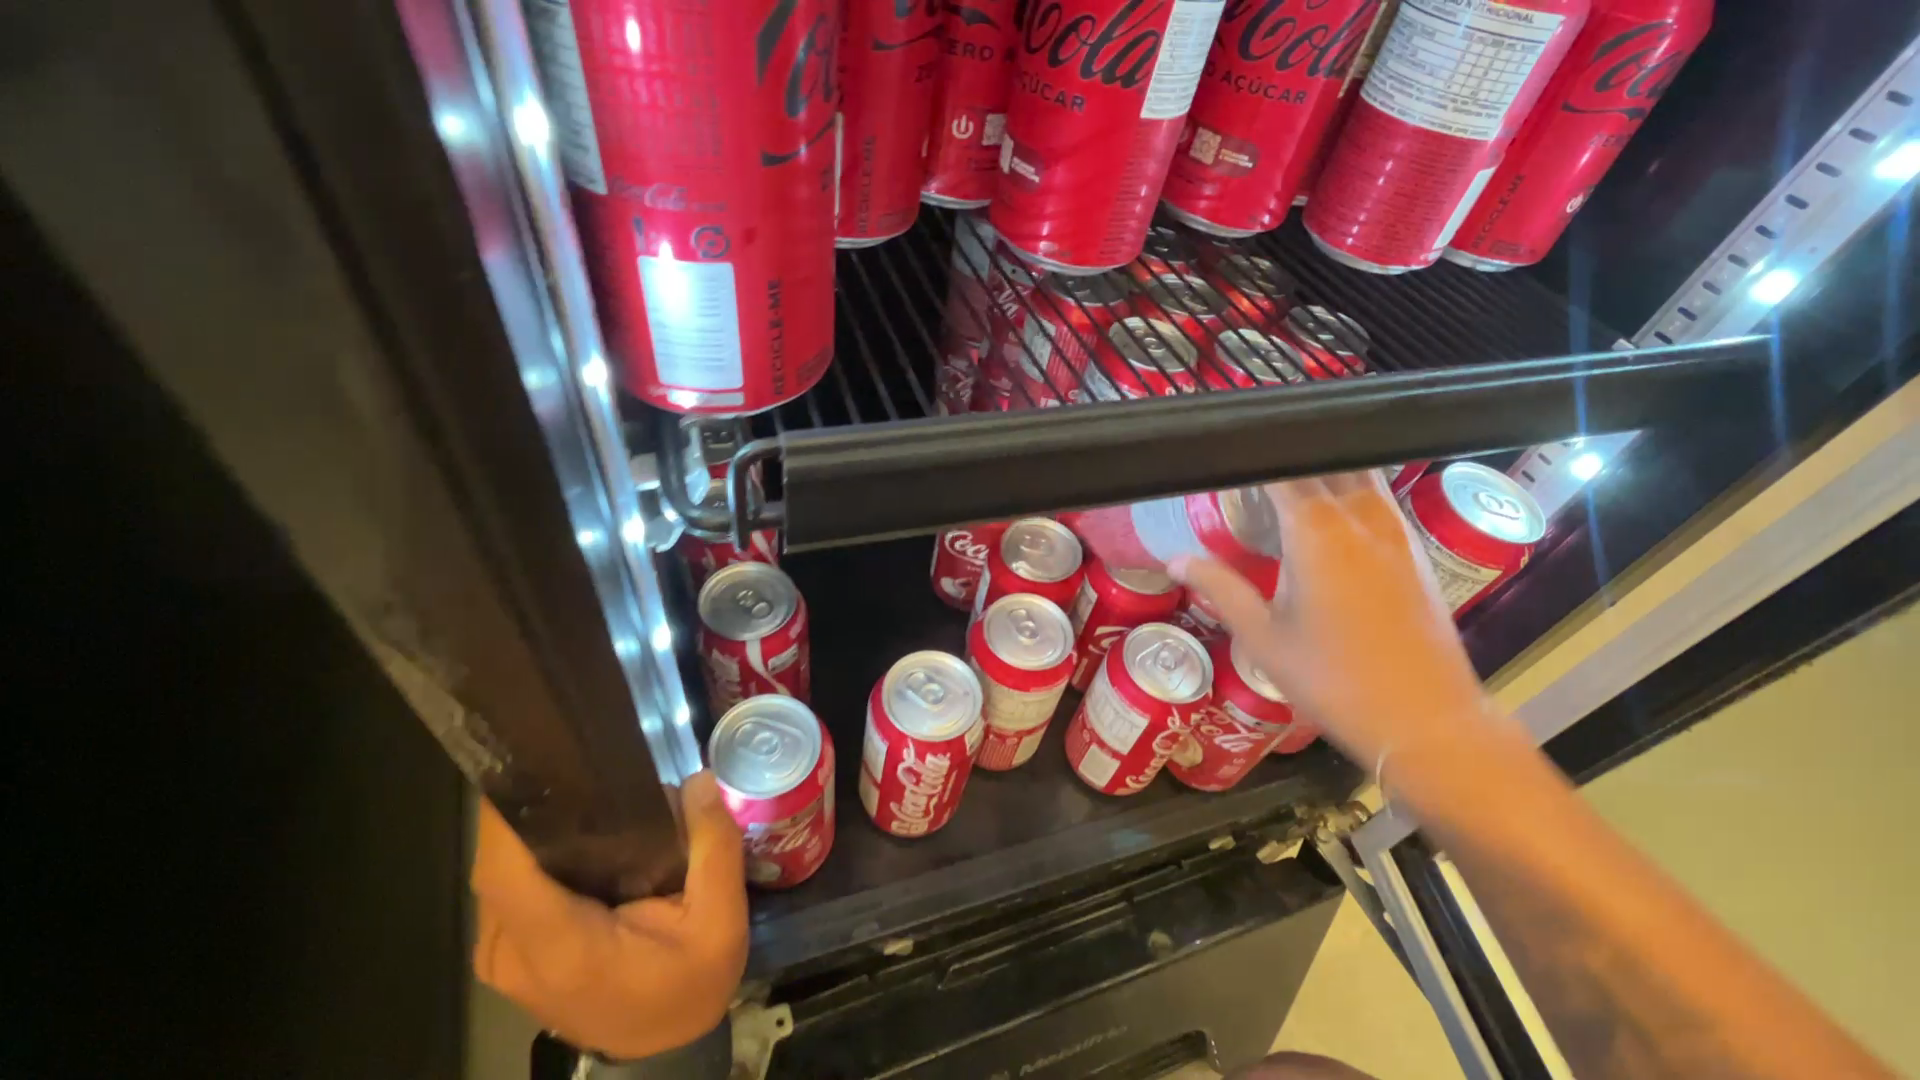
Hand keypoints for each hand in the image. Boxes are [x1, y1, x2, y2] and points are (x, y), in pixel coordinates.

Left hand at [470, 772, 748, 1059]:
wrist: (661, 1049)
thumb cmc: (688, 987)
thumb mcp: (721, 920)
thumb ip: (713, 849)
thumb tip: (699, 780)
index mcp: (562, 947)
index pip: (506, 871)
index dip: (506, 813)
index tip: (535, 759)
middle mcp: (513, 954)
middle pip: (500, 863)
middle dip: (534, 809)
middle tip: (583, 764)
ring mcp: (500, 958)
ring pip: (499, 872)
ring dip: (531, 832)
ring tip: (584, 793)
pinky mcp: (504, 955)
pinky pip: (507, 890)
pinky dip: (531, 857)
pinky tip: (575, 837)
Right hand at [1169, 472, 1490, 769]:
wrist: (1425, 719)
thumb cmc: (1333, 681)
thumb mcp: (1264, 638)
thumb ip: (1220, 588)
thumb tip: (1176, 559)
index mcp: (1317, 529)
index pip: (1280, 468)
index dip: (1250, 459)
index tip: (1223, 461)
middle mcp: (1360, 515)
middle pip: (1322, 461)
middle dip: (1285, 459)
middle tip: (1250, 476)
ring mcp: (1396, 530)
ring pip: (1357, 474)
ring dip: (1321, 473)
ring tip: (1285, 491)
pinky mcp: (1415, 551)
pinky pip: (1378, 499)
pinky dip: (1348, 493)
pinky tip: (1326, 524)